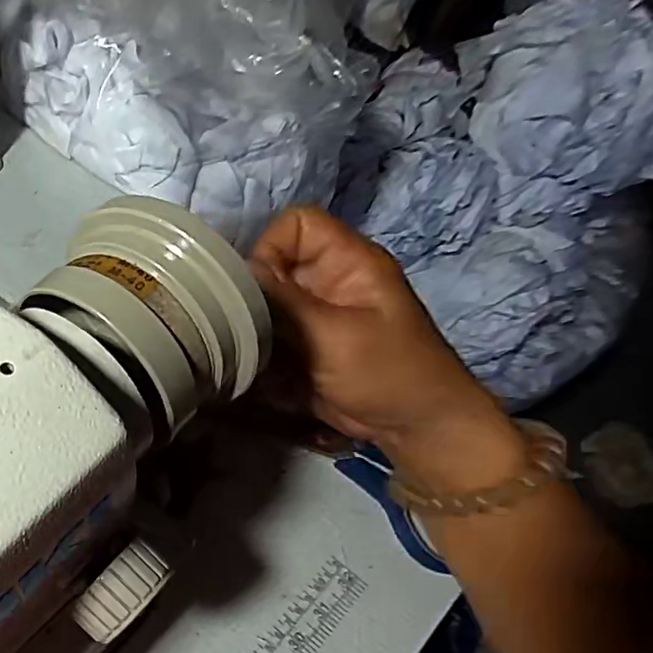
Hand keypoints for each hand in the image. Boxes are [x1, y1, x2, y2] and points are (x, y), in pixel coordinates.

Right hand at [249, 207, 524, 489]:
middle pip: (274, 268)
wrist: (413, 427)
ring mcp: (314, 317)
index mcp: (346, 263)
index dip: (270, 247)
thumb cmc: (387, 372)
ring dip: (254, 332)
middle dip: (254, 298)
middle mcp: (326, 283)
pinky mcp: (304, 349)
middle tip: (249, 332)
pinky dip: (260, 356)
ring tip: (254, 358)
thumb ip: (285, 302)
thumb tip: (239, 275)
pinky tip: (261, 376)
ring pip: (265, 307)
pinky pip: (269, 340)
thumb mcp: (334, 334)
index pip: (297, 225)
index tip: (256, 288)